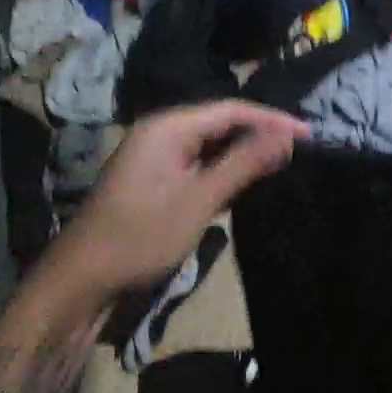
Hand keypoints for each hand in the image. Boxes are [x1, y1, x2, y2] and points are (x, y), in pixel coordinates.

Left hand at [39, 101, 309, 309]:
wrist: (82, 282)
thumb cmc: (140, 237)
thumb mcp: (199, 200)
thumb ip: (244, 164)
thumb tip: (287, 136)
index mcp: (167, 128)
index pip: (232, 110)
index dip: (273, 119)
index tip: (310, 134)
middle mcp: (161, 133)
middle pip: (223, 122)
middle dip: (262, 133)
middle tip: (302, 148)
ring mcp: (157, 157)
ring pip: (213, 144)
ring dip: (247, 152)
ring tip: (285, 161)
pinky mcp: (157, 180)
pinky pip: (201, 162)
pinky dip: (227, 169)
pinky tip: (250, 181)